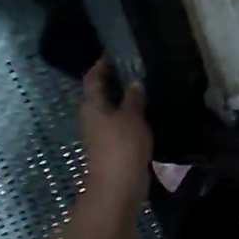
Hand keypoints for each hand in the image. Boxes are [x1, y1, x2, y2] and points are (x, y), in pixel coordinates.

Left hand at [80, 59, 151, 207]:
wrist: (118, 186)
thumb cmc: (122, 146)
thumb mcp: (131, 117)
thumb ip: (133, 98)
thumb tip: (134, 83)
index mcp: (92, 105)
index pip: (93, 77)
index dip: (102, 64)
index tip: (116, 53)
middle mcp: (93, 116)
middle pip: (101, 92)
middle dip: (116, 80)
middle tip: (137, 67)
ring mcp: (101, 133)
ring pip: (112, 109)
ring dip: (125, 99)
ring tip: (146, 88)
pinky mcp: (113, 147)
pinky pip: (121, 124)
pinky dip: (131, 116)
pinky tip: (146, 113)